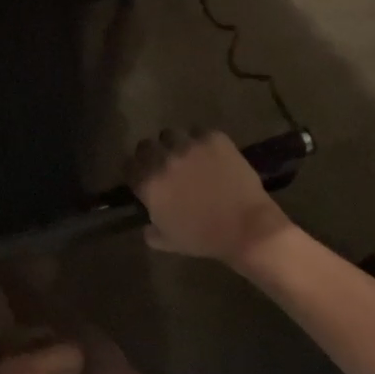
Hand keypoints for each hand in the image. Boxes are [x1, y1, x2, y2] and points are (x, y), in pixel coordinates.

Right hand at [128, 129, 294, 266]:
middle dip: (151, 153)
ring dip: (174, 143)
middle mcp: (164, 160)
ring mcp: (189, 146)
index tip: (140, 175)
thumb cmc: (205, 238)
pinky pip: (200, 131)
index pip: (128, 166)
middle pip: (145, 145)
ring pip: (171, 133)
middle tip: (162, 163)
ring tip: (186, 153)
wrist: (246, 227)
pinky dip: (201, 140)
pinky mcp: (214, 139)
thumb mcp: (169, 242)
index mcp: (149, 184)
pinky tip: (209, 153)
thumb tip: (147, 226)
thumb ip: (151, 232)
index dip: (133, 170)